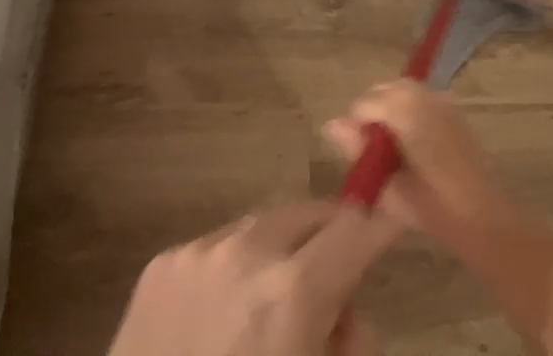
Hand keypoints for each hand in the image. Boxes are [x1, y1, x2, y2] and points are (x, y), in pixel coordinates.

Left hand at [108, 200, 402, 355]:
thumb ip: (349, 342)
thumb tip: (347, 311)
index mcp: (295, 290)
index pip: (357, 227)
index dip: (379, 230)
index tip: (390, 232)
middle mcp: (247, 252)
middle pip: (311, 211)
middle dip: (332, 234)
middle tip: (336, 274)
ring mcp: (199, 251)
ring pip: (263, 224)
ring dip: (282, 248)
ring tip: (274, 299)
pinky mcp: (162, 262)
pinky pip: (218, 245)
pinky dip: (235, 264)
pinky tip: (225, 310)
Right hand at [321, 80, 518, 245]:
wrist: (482, 219)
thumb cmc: (432, 207)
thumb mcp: (386, 185)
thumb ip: (357, 149)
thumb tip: (331, 125)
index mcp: (408, 113)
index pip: (366, 103)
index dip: (356, 125)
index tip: (358, 152)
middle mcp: (426, 98)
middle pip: (386, 89)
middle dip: (372, 111)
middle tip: (371, 148)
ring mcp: (445, 103)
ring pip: (405, 91)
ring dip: (391, 108)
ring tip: (390, 145)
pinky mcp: (457, 114)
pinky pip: (424, 100)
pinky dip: (410, 111)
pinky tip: (412, 142)